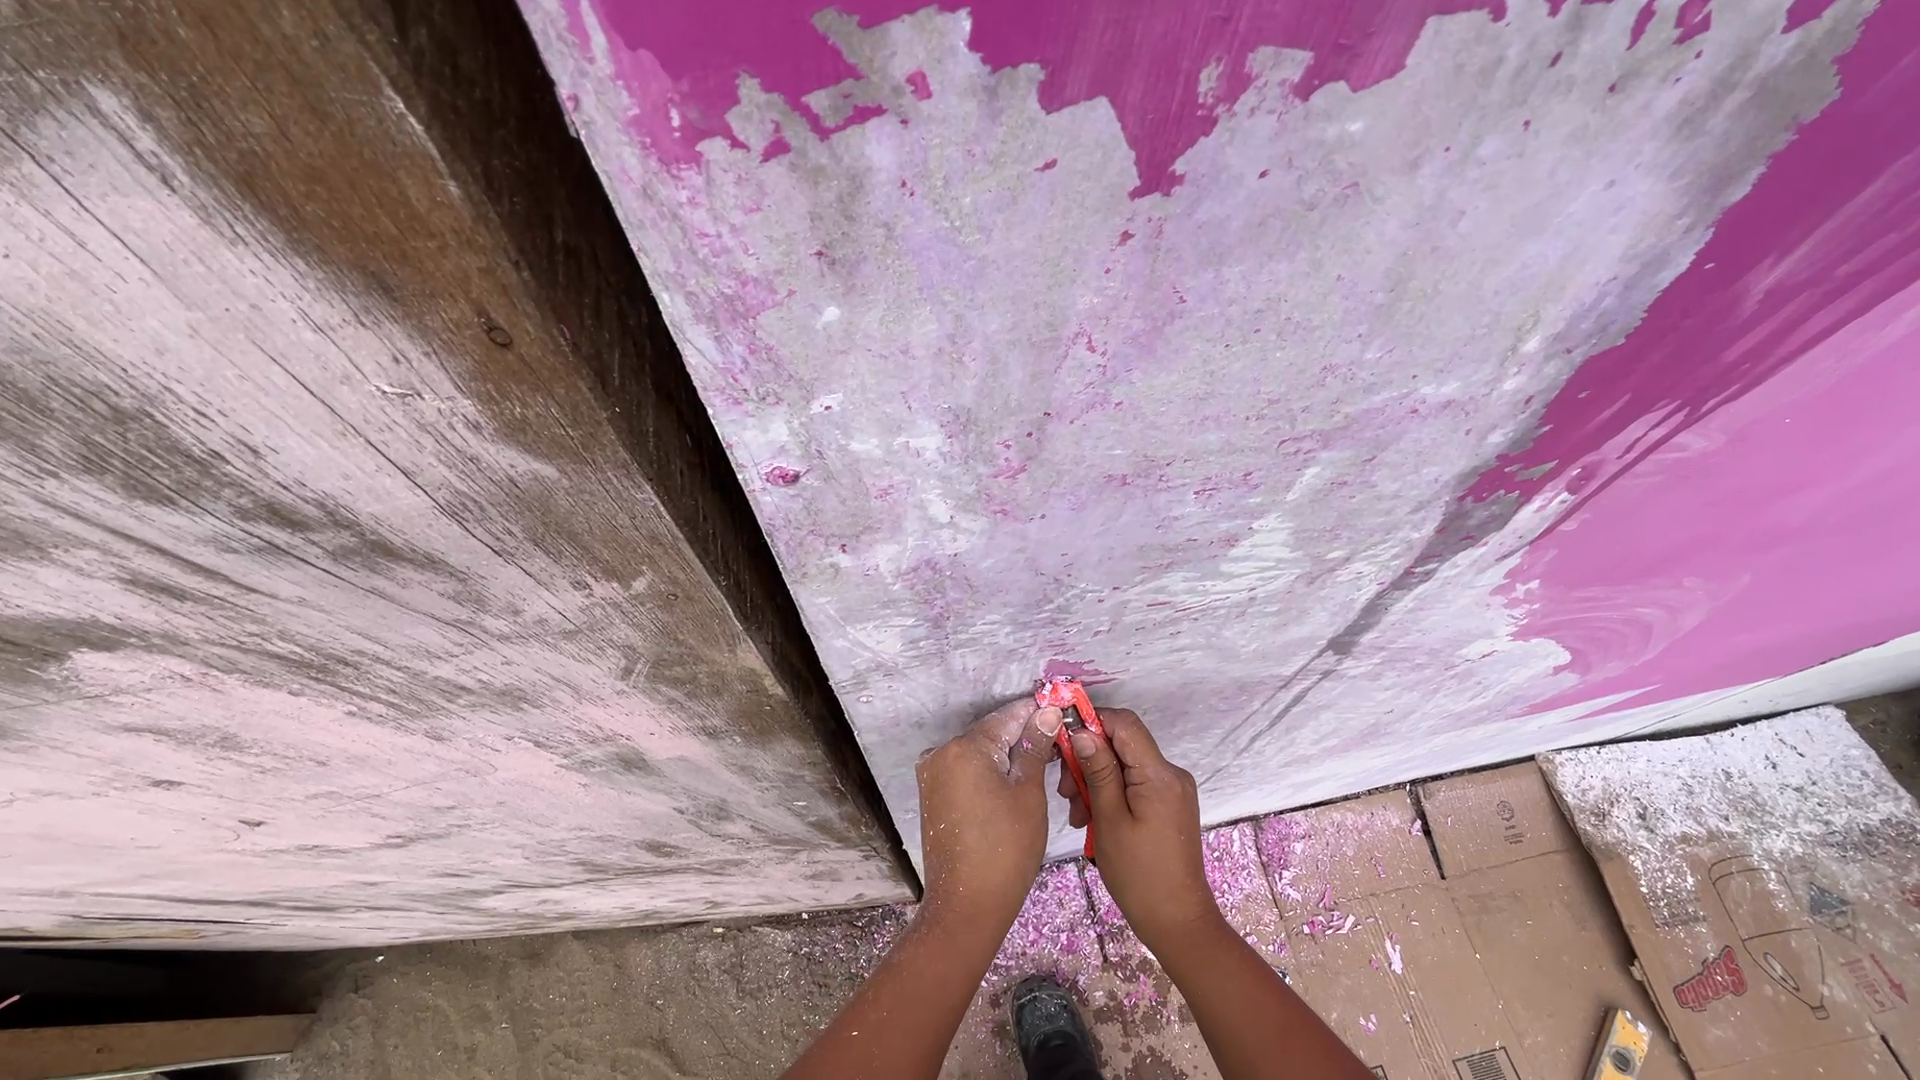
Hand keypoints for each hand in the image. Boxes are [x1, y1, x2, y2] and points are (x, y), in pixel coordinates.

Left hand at [917, 698, 1064, 932]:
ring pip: (980, 751)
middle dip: (1024, 734)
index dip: (1038, 712)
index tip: (1065, 712)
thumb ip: (1035, 748)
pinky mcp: (934, 793)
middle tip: (1061, 742)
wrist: (967, 904)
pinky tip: (1017, 779)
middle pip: (992, 732)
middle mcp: (942, 752)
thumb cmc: (1006, 849)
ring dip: (1009, 754)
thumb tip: (1046, 712)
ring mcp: (933, 773)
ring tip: (1045, 762)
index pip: (1008, 716)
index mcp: (965, 747)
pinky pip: (968, 770)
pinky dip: (991, 770)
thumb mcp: (1028, 794)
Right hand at [1060, 708, 1222, 950]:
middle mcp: (1171, 774)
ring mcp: (1172, 790)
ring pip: (1124, 766)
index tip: (1060, 740)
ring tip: (1078, 815)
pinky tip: (1093, 821)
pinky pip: (1133, 785)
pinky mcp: (1168, 805)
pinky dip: (1110, 795)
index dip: (1090, 721)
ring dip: (1095, 781)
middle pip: (1122, 745)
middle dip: (1088, 759)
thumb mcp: (1109, 820)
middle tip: (1066, 792)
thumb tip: (1081, 731)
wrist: (1177, 921)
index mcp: (1159, 775)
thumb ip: (1098, 771)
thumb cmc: (1138, 874)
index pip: (1124, 723)